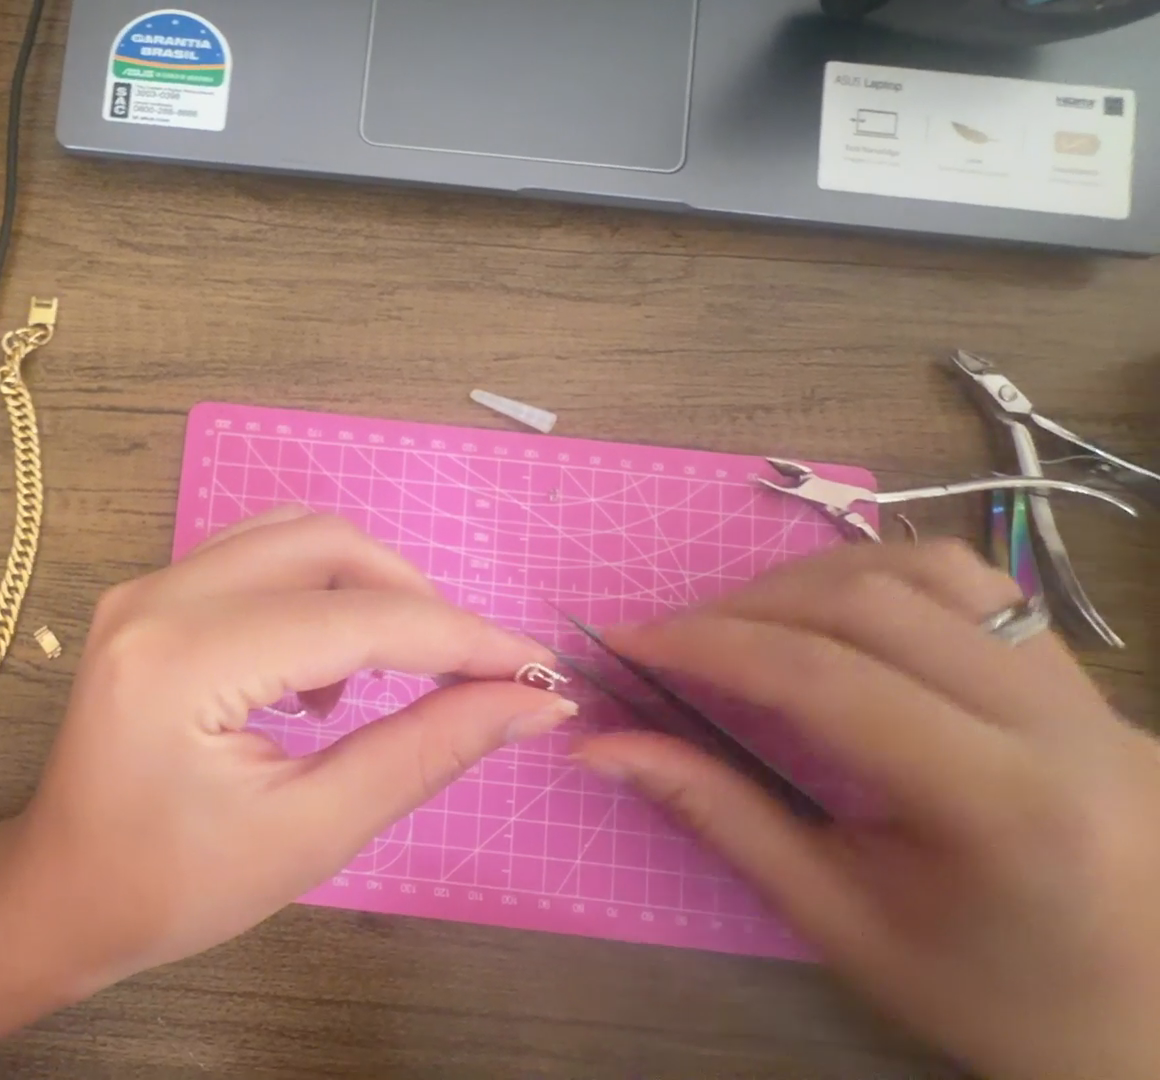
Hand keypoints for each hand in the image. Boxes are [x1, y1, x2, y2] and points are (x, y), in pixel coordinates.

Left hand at [5, 507, 577, 987]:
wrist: (64, 890)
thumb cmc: (176, 884)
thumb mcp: (310, 832)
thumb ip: (423, 752)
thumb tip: (526, 701)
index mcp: (184, 659)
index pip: (354, 618)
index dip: (459, 638)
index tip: (534, 668)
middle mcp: (158, 596)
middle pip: (322, 542)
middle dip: (411, 596)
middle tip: (462, 670)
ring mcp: (144, 588)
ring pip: (288, 537)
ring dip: (359, 587)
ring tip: (379, 677)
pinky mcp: (147, 597)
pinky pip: (252, 559)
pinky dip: (308, 592)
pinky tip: (312, 672)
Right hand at [578, 541, 1159, 1079]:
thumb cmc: (990, 999)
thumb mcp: (834, 919)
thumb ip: (714, 814)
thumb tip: (598, 748)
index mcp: (1004, 804)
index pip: (822, 678)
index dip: (705, 645)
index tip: (624, 640)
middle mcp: (1063, 725)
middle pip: (868, 604)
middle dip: (741, 608)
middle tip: (668, 639)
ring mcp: (1089, 693)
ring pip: (924, 573)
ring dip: (804, 581)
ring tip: (739, 621)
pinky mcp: (1087, 683)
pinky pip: (972, 586)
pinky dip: (875, 578)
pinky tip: (829, 615)